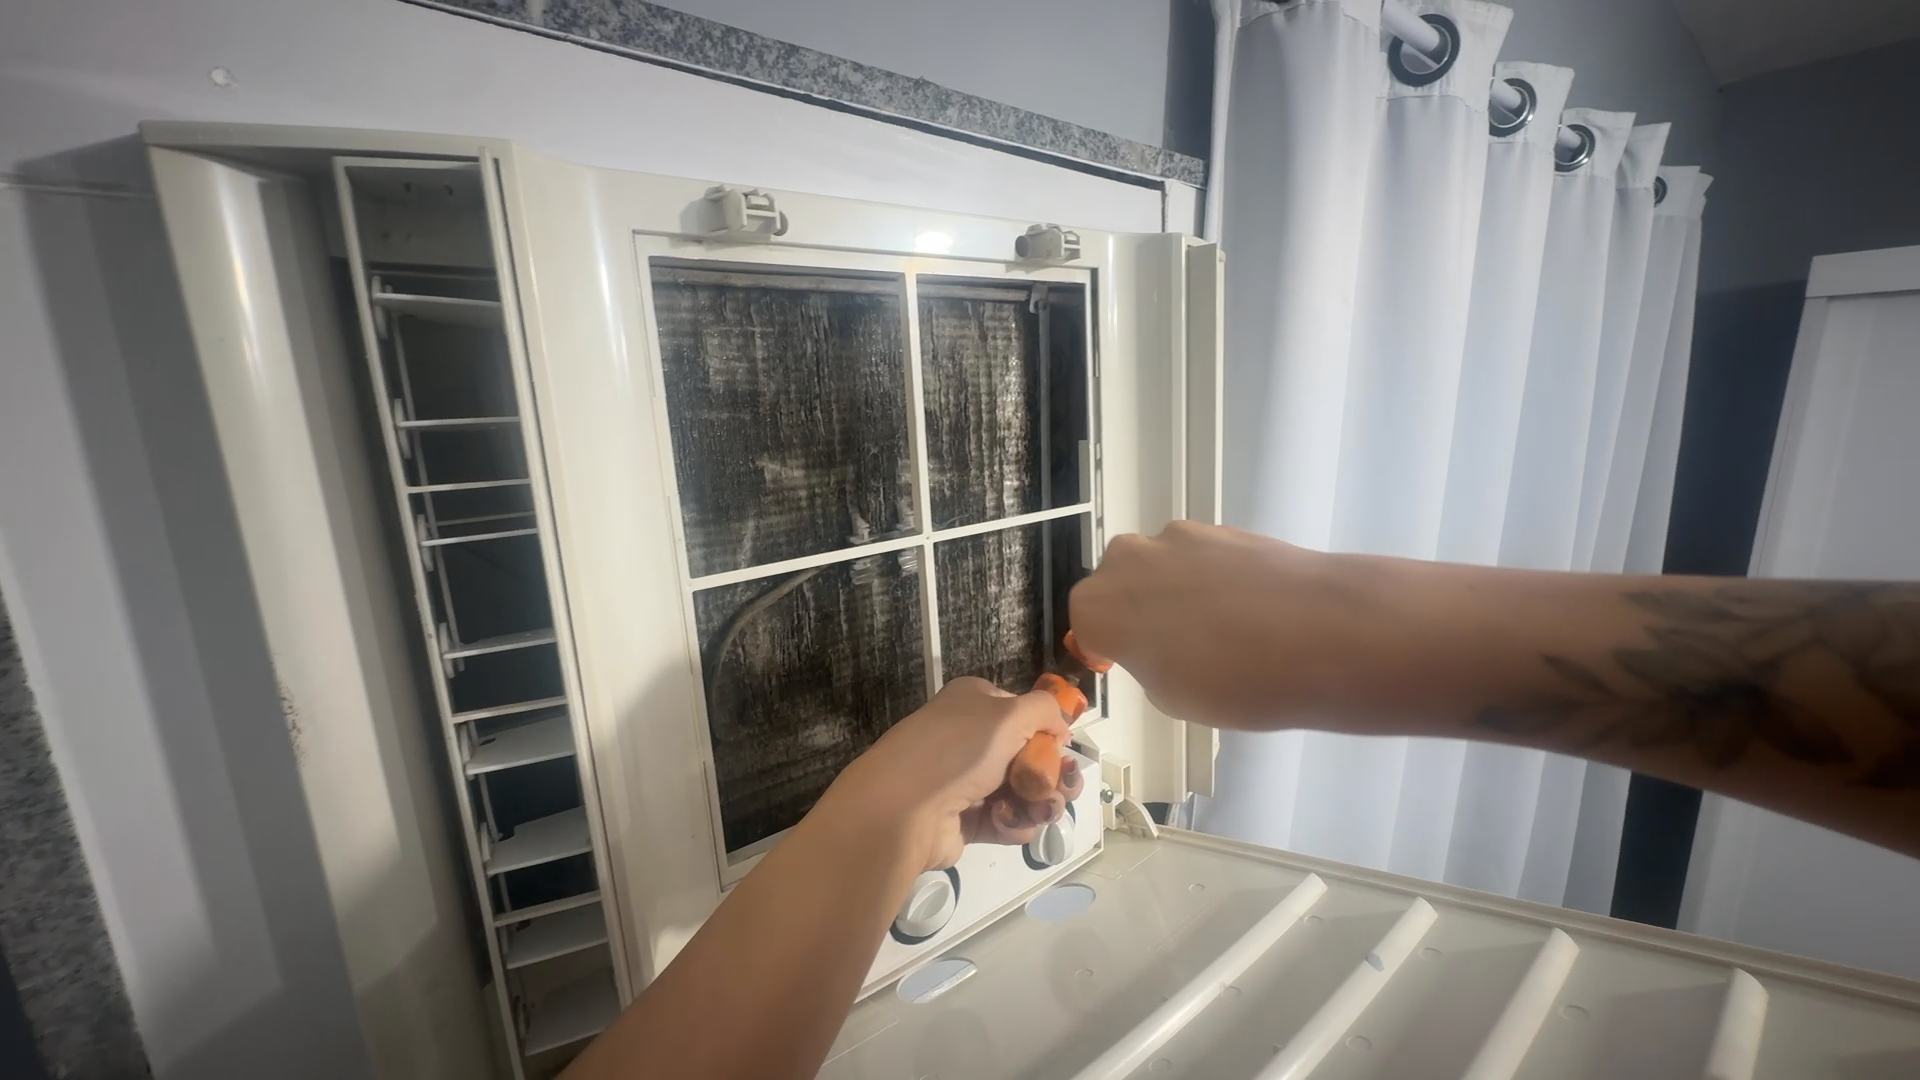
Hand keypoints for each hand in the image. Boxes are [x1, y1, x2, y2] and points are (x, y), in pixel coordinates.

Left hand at [823, 677, 1083, 872]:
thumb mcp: (1008, 714)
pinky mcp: (966, 820)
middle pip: (1029, 755)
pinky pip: (1006, 820)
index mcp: (975, 702)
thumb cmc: (958, 750)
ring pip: (1023, 791)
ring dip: (1038, 802)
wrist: (903, 810)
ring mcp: (966, 780)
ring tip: (1039, 809)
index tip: (1062, 749)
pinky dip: (1014, 824)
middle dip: (1052, 774)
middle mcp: (970, 738)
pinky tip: (1006, 824)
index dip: (1047, 731)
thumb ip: (1045, 710)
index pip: (1023, 711)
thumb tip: (1061, 727)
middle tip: (1062, 787)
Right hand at [1069, 521, 1391, 728]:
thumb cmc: (1233, 682)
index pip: (1083, 624)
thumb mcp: (1170, 696)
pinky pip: (1200, 556)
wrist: (1322, 634)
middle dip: (1134, 610)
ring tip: (1220, 628)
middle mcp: (1127, 560)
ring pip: (1159, 565)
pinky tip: (1248, 608)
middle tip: (1171, 646)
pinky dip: (1211, 577)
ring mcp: (1176, 538)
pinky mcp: (1222, 528)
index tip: (1124, 663)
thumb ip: (1146, 661)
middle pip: (1116, 584)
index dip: (1104, 646)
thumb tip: (1158, 644)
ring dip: (1173, 590)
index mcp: (1100, 606)